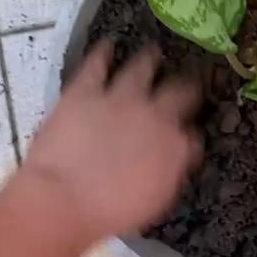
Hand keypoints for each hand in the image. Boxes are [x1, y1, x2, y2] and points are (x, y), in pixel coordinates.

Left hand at [18, 40, 201, 244]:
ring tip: (153, 52)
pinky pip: (98, 63)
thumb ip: (168, 173)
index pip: (191, 135)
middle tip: (185, 81)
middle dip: (184, 87)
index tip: (185, 133)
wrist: (65, 199)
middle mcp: (155, 116)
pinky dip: (103, 52)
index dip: (187, 133)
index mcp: (175, 148)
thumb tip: (175, 158)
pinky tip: (107, 44)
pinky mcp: (85, 90)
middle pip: (178, 93)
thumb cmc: (109, 212)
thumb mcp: (152, 200)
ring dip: (148, 60)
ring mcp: (120, 98)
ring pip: (141, 69)